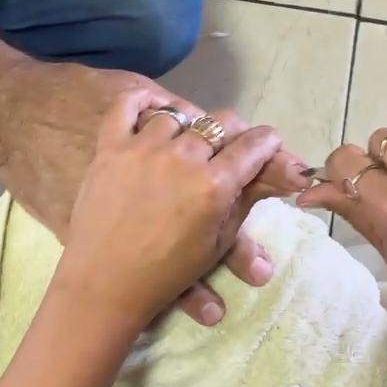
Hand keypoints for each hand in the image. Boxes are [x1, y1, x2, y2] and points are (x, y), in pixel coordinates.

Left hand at [0, 64, 310, 323]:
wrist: (103, 284)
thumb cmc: (166, 273)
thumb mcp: (216, 243)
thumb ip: (245, 201)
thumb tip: (283, 174)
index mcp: (214, 186)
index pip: (253, 146)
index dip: (267, 143)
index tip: (268, 144)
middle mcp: (182, 158)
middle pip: (220, 122)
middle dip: (234, 131)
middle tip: (231, 145)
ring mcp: (143, 148)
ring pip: (178, 115)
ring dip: (189, 124)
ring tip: (188, 139)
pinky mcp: (110, 147)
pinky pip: (127, 106)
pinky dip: (142, 102)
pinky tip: (152, 109)